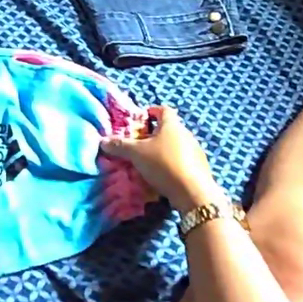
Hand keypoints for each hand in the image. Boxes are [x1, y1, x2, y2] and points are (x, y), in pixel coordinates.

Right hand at [100, 106, 221, 207]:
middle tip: (139, 145)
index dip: (151, 112)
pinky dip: (172, 163)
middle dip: (154, 135)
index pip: (162, 109)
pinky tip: (163, 176)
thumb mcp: (137, 154)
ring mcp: (195, 150)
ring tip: (149, 162)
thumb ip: (120, 146)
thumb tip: (103, 141)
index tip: (140, 121)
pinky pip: (182, 160)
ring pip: (175, 145)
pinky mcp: (199, 167)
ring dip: (163, 150)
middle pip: (168, 128)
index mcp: (171, 124)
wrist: (193, 192)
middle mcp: (185, 133)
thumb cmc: (163, 164)